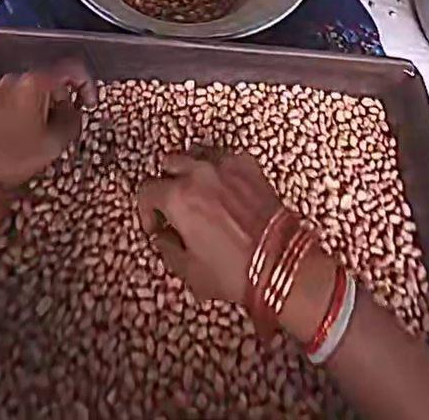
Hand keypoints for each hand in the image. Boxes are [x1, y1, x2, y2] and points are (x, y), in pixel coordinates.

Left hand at [0, 66, 93, 189]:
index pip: (72, 68)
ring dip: (50, 107)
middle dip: (67, 100)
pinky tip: (33, 135)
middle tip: (71, 125)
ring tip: (51, 135)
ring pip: (38, 89)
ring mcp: (3, 89)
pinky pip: (22, 98)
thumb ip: (72, 121)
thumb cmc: (10, 157)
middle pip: (54, 78)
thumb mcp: (53, 143)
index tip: (91, 103)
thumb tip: (76, 114)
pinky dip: (34, 111)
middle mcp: (17, 79)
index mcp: (35, 82)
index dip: (88, 85)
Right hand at [135, 152, 282, 304]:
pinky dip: (220, 172)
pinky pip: (224, 160)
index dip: (147, 211)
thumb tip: (163, 237)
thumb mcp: (189, 272)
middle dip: (167, 185)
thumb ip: (167, 249)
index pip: (147, 190)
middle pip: (169, 164)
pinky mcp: (247, 164)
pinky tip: (227, 193)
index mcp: (177, 198)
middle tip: (175, 208)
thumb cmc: (234, 271)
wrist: (281, 264)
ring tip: (201, 197)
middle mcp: (198, 173)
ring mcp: (224, 165)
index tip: (156, 226)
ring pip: (196, 156)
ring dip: (192, 173)